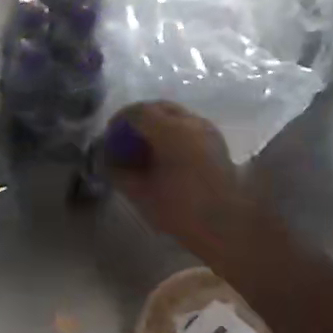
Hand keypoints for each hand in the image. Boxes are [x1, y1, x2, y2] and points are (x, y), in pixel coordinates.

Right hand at [101, 101, 244, 251]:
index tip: (109, 134)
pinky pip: (188, 126)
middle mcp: (191, 122)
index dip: (120, 120)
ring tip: (143, 147)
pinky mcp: (216, 142)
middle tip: (124, 138)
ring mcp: (207, 129)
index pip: (139, 112)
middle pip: (159, 108)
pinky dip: (171, 132)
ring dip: (156, 124)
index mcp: (171, 131)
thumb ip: (120, 172)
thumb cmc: (180, 210)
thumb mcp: (141, 194)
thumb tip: (107, 159)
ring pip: (175, 115)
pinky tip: (163, 155)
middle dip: (138, 118)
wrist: (225, 225)